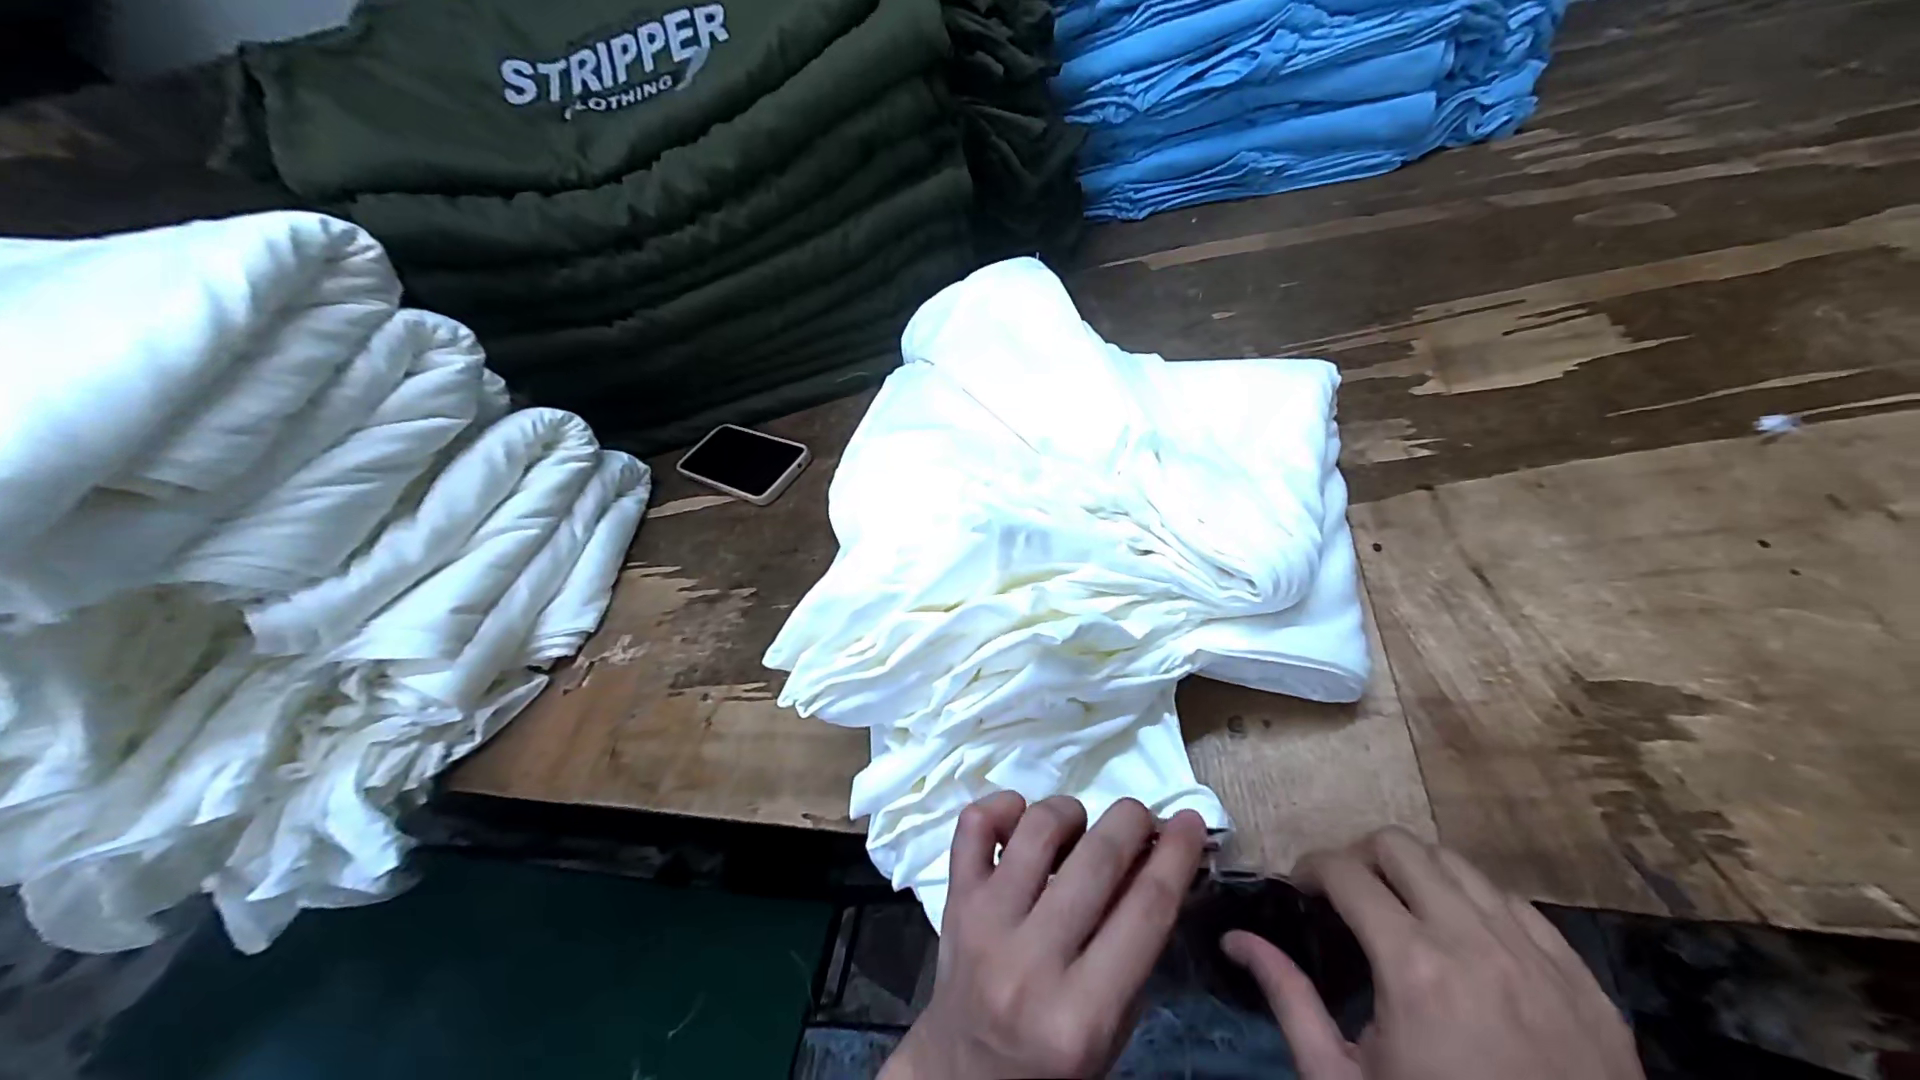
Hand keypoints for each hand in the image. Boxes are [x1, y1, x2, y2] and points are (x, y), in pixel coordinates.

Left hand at [881, 792, 1207, 1079]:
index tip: (1190, 822)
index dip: (1176, 855)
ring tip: (1080, 827)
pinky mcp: (953, 900)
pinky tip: (1022, 818)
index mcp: (1081, 1014)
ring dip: (1072, 812)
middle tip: (1142, 817)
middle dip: (1132, 821)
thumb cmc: (1050, 1061)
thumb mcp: (1111, 1026)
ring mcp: (984, 924)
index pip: (1145, 909)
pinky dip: (1003, 805)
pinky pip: (974, 826)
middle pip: (1097, 860)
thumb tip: (1156, 859)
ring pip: (1038, 830)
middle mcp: (1030, 962)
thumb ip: (1135, 948)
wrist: (962, 1075)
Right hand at [1222, 827, 1643, 1079]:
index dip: (1311, 867)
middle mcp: (1476, 944)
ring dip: (1418, 873)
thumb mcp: (1342, 1079)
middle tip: (1347, 894)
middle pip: (1402, 847)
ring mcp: (1539, 960)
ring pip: (1461, 865)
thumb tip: (1235, 940)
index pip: (1346, 870)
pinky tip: (1464, 938)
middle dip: (1360, 856)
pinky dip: (1477, 903)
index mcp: (1412, 966)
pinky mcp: (1584, 984)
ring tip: (1402, 908)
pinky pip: (1519, 906)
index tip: (1303, 889)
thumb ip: (1288, 997)